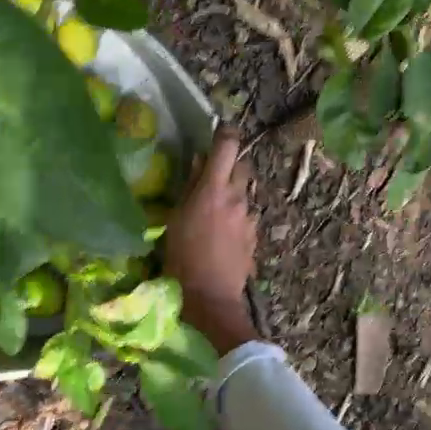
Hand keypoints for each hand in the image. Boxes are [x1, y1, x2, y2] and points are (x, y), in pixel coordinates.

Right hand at [165, 127, 258, 353]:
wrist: (211, 298)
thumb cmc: (182, 259)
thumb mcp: (175, 220)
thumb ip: (189, 187)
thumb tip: (197, 161)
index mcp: (214, 189)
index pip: (228, 145)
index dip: (225, 133)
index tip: (218, 131)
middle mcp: (238, 198)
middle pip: (242, 166)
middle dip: (230, 166)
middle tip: (211, 177)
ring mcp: (250, 218)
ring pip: (245, 194)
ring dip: (233, 195)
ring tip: (215, 213)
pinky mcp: (255, 237)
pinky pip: (247, 217)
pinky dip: (237, 217)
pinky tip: (223, 235)